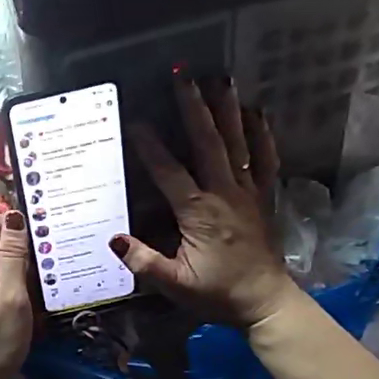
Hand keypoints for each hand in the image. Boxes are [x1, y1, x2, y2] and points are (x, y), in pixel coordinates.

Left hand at [0, 211, 34, 378]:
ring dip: (17, 262)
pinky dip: (9, 276)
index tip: (47, 234)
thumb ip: (12, 255)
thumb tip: (15, 215)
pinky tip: (26, 287)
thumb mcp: (11, 298)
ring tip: (42, 273)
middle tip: (50, 258)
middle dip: (20, 245)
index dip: (19, 225)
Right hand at [110, 77, 297, 327]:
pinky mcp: (263, 196)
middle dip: (193, 108)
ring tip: (219, 78)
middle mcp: (224, 193)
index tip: (136, 122)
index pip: (170, 172)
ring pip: (237, 142)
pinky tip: (256, 111)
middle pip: (208, 142)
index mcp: (198, 212)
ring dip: (226, 109)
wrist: (265, 301)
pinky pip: (265, 157)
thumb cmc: (217, 294)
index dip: (151, 146)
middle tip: (182, 77)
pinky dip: (261, 132)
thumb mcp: (174, 284)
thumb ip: (144, 261)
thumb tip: (113, 239)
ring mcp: (248, 191)